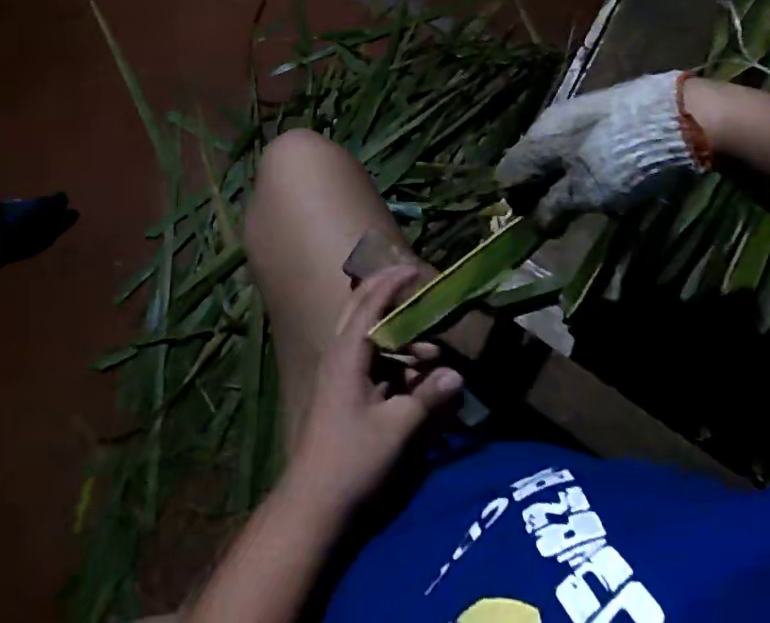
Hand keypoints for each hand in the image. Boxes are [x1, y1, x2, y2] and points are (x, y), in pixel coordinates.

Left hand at [283, 265, 463, 512]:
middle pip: (361, 309)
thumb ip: (427, 397)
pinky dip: (393, 358)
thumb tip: (457, 374)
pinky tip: (416, 378)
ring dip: (398, 336)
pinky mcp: (341, 391)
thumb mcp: (396, 428)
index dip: (392, 282)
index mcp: (347, 353)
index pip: (370, 303)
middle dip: (388, 294)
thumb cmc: (352, 458)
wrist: (312, 501)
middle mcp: (339, 354)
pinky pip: (369, 360)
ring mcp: (337, 373)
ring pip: (368, 336)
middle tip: (417, 285)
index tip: (416, 268)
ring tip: (432, 352)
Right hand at [496, 71, 712, 232]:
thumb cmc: (621, 161)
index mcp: (534, 141)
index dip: (516, 201)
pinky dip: (581, 161)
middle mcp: (546, 122)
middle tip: (563, 212)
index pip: (506, 174)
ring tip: (589, 196)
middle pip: (529, 161)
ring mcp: (574, 113)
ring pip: (554, 151)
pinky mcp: (600, 110)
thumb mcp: (585, 194)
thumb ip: (553, 209)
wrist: (677, 117)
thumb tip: (535, 224)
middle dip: (540, 189)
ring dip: (562, 176)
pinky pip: (576, 140)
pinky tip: (606, 173)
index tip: (539, 220)